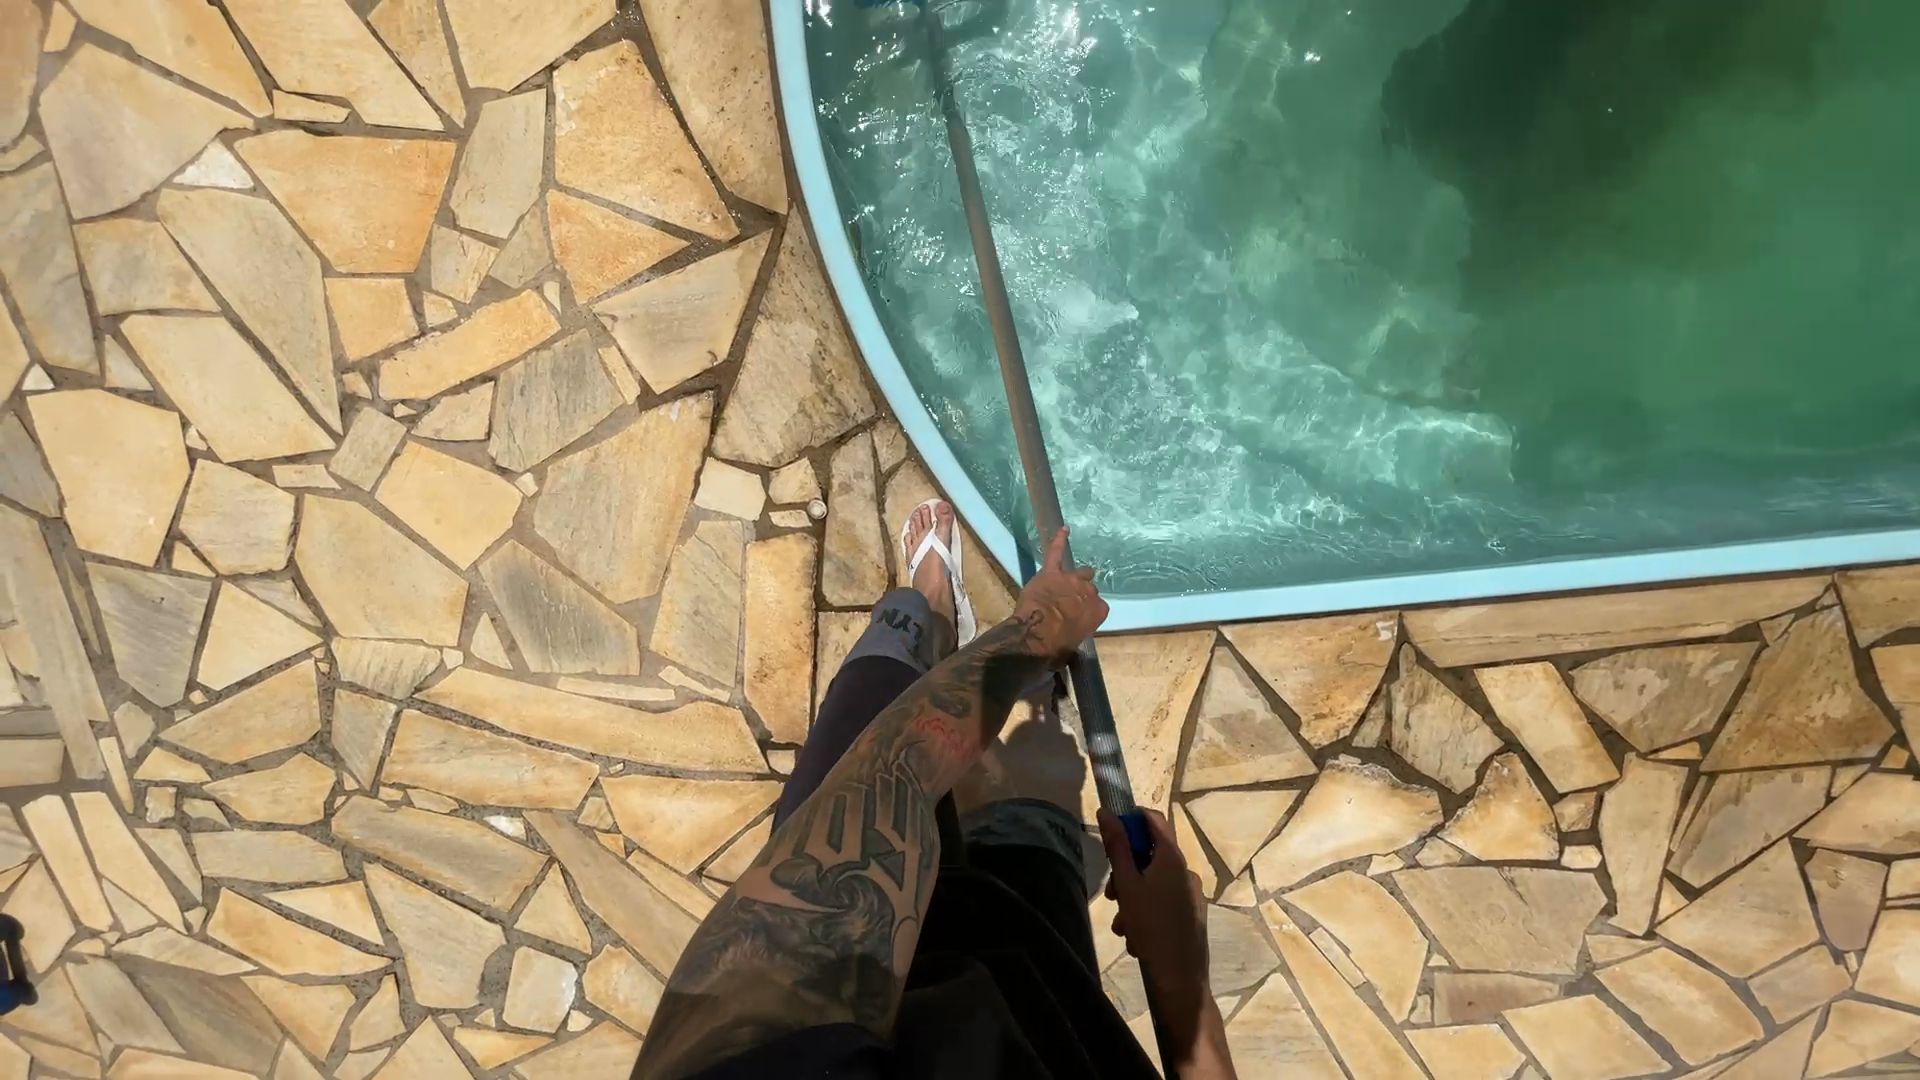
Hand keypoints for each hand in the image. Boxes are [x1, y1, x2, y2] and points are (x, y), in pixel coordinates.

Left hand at [1013, 528, 1108, 660]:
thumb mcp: (1073, 645)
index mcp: (1099, 612)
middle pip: (1089, 588)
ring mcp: (1071, 579)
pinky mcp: (1051, 573)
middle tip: (1071, 601)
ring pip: (1079, 572)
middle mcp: (1089, 592)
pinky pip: (1055, 552)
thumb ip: (1075, 633)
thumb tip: (1067, 638)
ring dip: (1077, 575)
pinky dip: (1059, 540)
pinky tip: (1064, 529)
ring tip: (1073, 577)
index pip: (1098, 607)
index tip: (1080, 615)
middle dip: (1082, 593)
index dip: (1087, 610)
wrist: (1039, 633)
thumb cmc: (1057, 646)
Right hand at [1097, 809, 1209, 1001]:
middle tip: (1112, 896)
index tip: (1111, 834)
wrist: (1180, 980)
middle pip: (1151, 854)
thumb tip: (1107, 812)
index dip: (1131, 818)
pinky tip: (1137, 936)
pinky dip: (1148, 910)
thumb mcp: (1126, 883)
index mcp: (1172, 858)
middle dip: (1126, 871)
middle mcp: (1186, 871)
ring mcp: (1192, 895)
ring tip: (1122, 925)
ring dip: (1134, 897)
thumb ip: (1117, 845)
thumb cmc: (1150, 926)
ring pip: (1155, 882)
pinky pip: (1165, 901)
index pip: (1153, 818)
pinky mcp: (1193, 916)